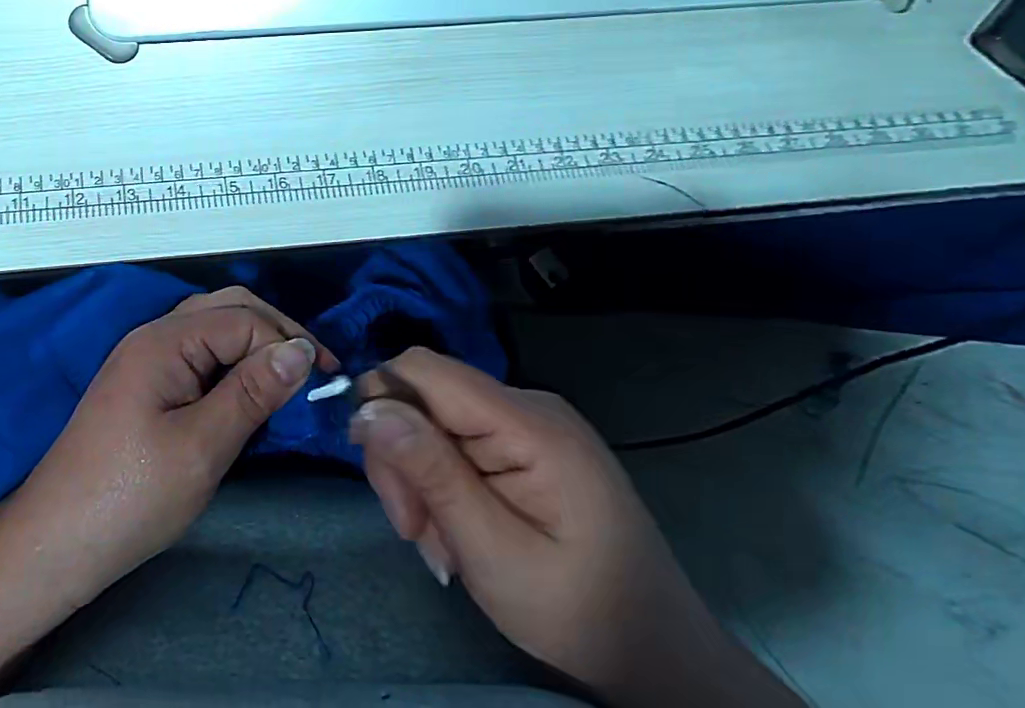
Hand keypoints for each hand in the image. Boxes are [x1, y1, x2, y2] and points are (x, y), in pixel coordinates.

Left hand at [10, 287, 338, 598]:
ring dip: (253, 347)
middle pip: (225, 309)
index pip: (242, 317)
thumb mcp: (202, 445)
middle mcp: (152, 336)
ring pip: (211, 330)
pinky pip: (196, 356)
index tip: (326, 383)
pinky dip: (230, 366)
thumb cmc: (133, 494)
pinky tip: (249, 393)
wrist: (61, 534)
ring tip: (289, 384)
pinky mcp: (144, 385)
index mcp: (162, 341)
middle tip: (313, 376)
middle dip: (274, 333)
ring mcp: (144, 359)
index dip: (287, 342)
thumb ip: (251, 392)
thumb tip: (300, 349)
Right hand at [349, 349, 802, 707]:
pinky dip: (436, 482)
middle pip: (420, 396)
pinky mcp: (518, 444)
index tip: (379, 473)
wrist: (656, 654)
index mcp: (530, 424)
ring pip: (428, 421)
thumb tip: (368, 408)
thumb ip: (432, 473)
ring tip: (436, 541)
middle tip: (410, 528)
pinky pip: (450, 440)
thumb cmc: (580, 612)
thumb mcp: (494, 552)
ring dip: (416, 477)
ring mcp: (524, 424)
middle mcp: (526, 406)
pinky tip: (452, 528)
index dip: (381, 403)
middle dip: (399, 457)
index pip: (422, 369)